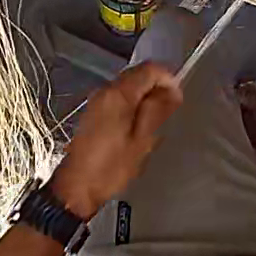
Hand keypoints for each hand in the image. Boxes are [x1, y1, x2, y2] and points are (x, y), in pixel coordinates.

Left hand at [48, 62, 183, 218]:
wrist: (77, 187)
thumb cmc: (112, 166)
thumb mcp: (142, 139)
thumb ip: (158, 110)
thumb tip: (173, 90)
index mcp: (118, 94)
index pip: (149, 69)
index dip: (168, 79)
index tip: (177, 99)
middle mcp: (105, 90)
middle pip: (138, 75)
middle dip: (157, 87)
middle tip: (170, 112)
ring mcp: (97, 101)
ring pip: (129, 87)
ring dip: (146, 97)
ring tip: (156, 122)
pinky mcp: (94, 112)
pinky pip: (120, 99)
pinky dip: (134, 105)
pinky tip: (139, 127)